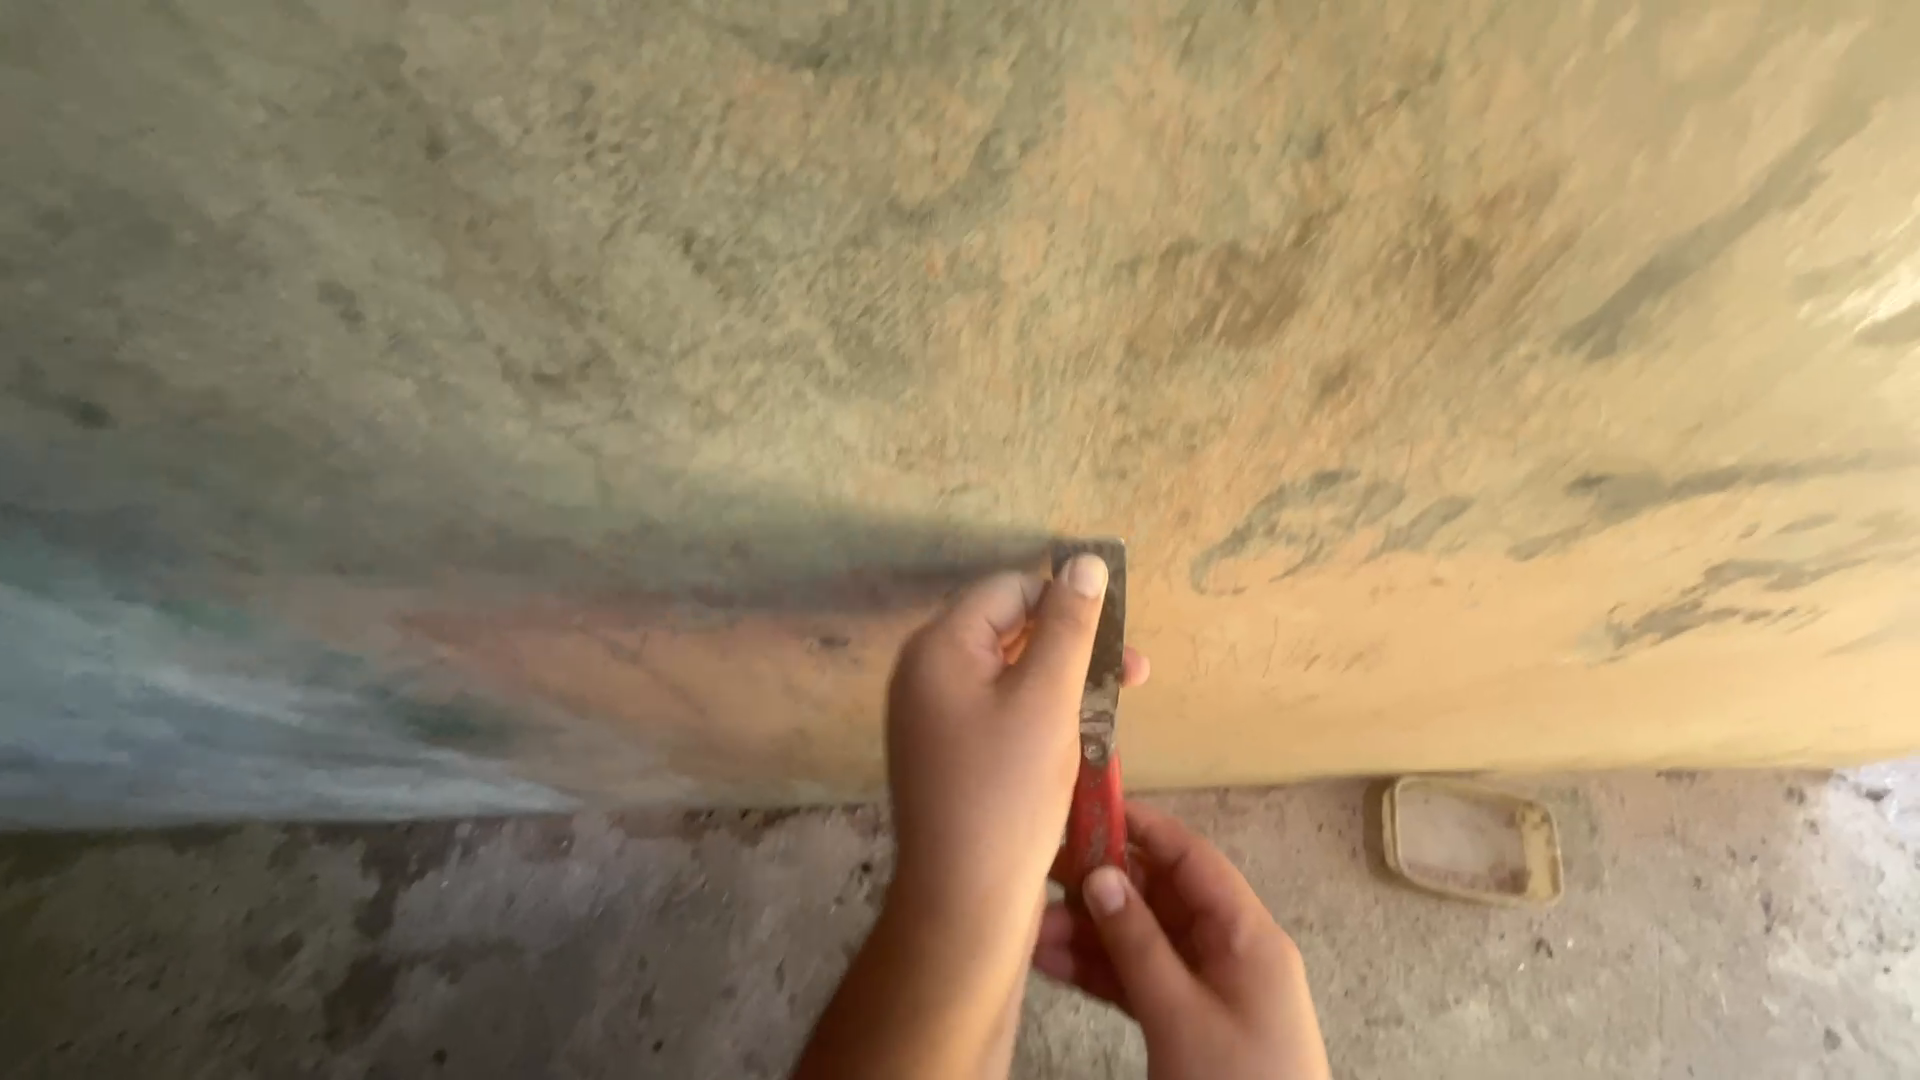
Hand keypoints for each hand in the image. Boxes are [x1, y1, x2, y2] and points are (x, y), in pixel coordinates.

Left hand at [884, 556, 1148, 924]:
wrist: (964, 901)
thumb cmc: (1008, 792)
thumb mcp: (1047, 699)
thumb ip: (1068, 625)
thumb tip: (1085, 561)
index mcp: (939, 645)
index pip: (1008, 590)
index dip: (1064, 604)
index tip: (1115, 640)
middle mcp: (925, 669)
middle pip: (1007, 628)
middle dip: (1071, 645)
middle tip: (1133, 674)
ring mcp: (931, 712)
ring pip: (1008, 672)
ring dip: (1063, 681)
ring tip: (1114, 709)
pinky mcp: (946, 747)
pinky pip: (998, 708)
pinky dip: (1039, 712)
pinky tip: (1079, 735)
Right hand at [1034, 802, 1330, 1079]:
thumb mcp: (1182, 1015)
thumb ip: (1137, 942)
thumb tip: (1098, 875)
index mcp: (1244, 934)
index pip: (1190, 858)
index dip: (1142, 827)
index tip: (1088, 809)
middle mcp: (1223, 949)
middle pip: (1156, 896)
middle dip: (1100, 886)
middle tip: (1041, 873)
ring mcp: (1202, 985)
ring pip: (1138, 939)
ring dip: (1087, 934)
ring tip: (1033, 933)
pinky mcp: (1182, 1018)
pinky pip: (1134, 978)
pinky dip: (1096, 971)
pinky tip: (1050, 965)